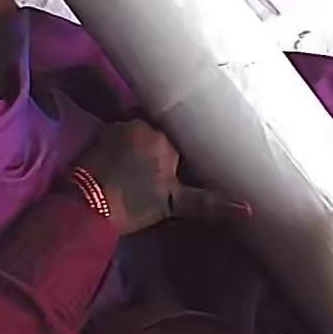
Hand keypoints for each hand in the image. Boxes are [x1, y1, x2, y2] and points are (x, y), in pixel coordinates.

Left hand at [74, 122, 249, 236]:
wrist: (84, 206)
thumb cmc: (131, 204)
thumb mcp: (172, 205)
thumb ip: (208, 203)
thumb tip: (247, 209)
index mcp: (164, 138)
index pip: (183, 134)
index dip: (187, 146)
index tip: (187, 159)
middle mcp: (142, 124)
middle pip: (161, 129)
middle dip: (164, 142)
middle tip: (166, 163)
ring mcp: (118, 127)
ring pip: (140, 130)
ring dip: (144, 142)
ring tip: (145, 161)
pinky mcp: (99, 135)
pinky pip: (120, 133)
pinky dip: (125, 144)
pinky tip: (125, 160)